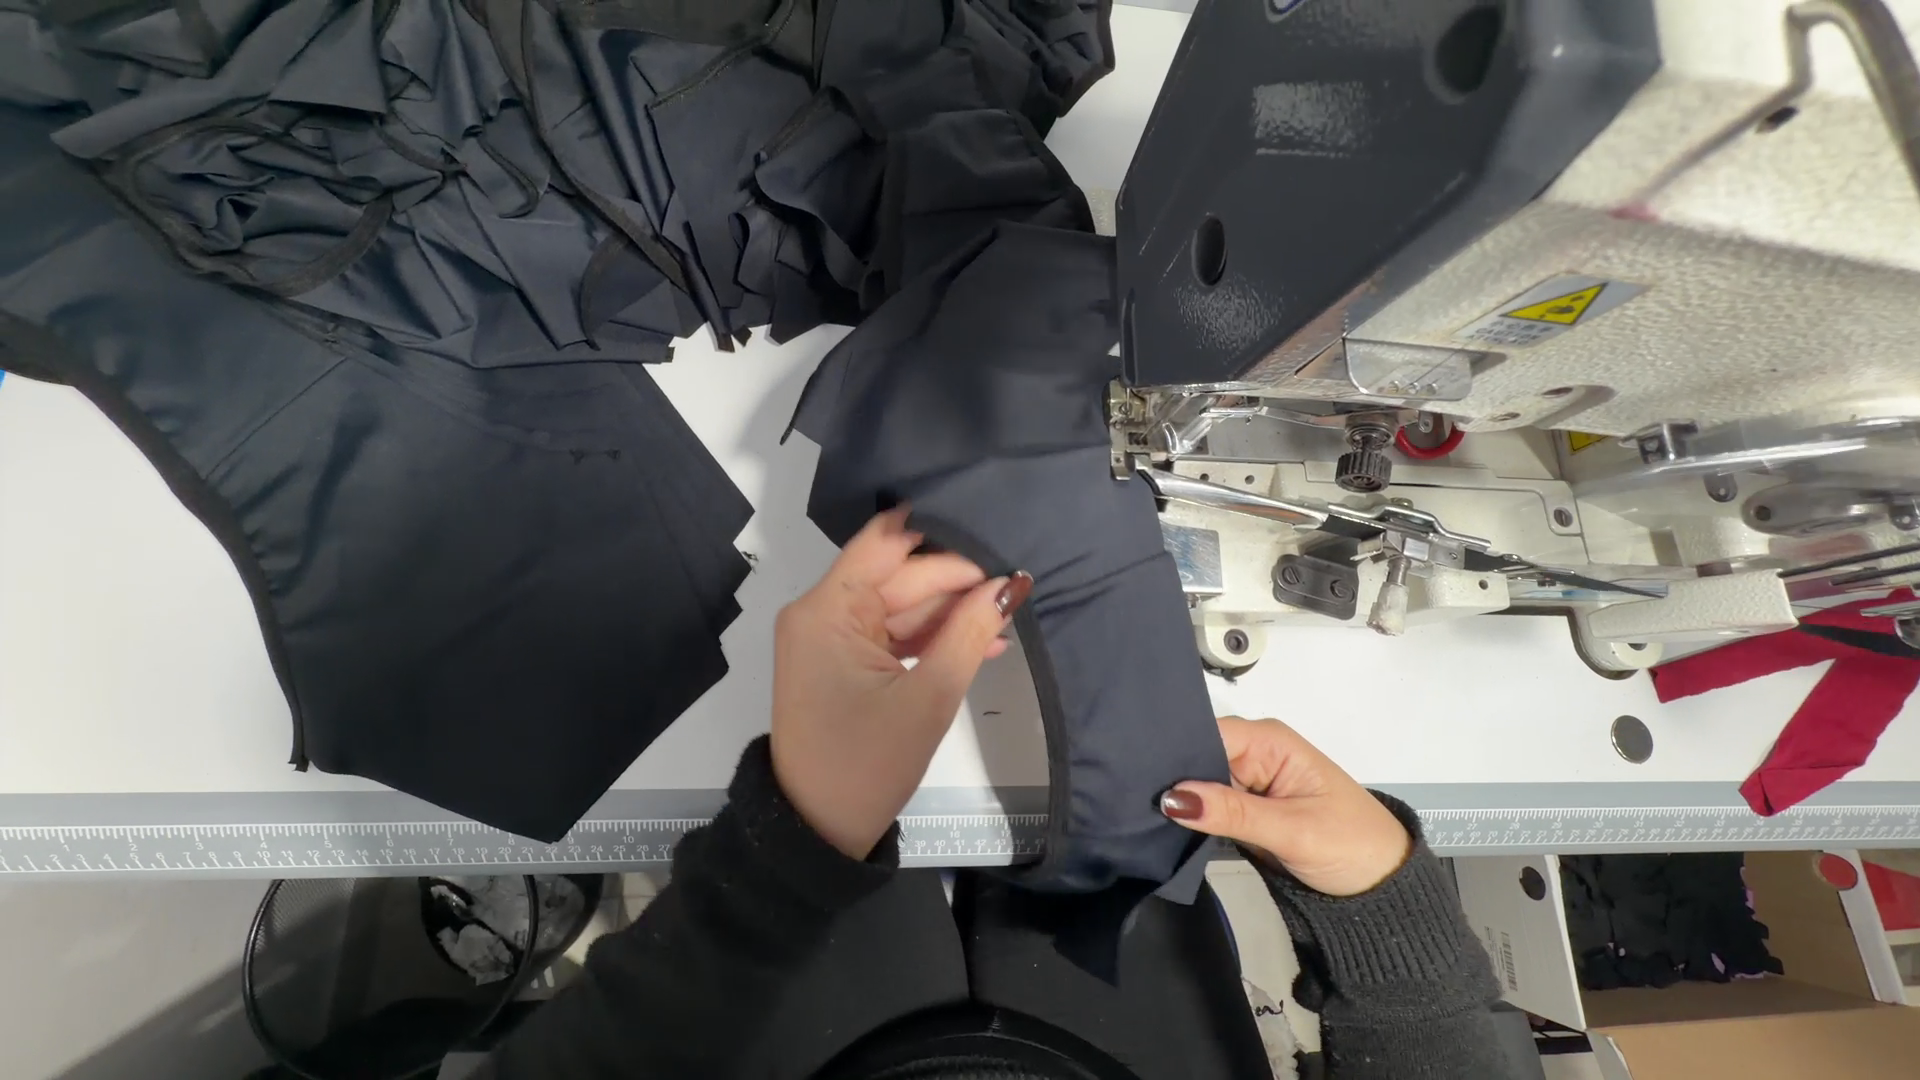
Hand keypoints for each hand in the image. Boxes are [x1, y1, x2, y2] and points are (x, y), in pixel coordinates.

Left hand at [772, 508, 1031, 858]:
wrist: (818, 831)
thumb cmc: (868, 764)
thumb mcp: (929, 697)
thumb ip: (970, 632)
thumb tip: (1011, 583)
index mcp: (826, 610)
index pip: (884, 544)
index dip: (940, 544)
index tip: (992, 545)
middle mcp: (820, 612)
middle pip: (895, 577)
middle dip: (953, 583)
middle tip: (1011, 587)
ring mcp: (828, 638)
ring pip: (898, 606)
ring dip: (948, 614)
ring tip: (1004, 618)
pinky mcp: (841, 661)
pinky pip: (891, 634)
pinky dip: (930, 639)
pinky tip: (980, 642)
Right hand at [1159, 716, 1411, 896]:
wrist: (1384, 891)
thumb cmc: (1351, 847)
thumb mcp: (1292, 830)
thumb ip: (1231, 812)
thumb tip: (1171, 797)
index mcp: (1268, 741)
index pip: (1207, 734)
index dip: (1174, 751)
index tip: (1138, 772)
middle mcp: (1253, 753)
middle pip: (1196, 754)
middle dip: (1169, 776)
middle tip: (1128, 794)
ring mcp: (1246, 781)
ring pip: (1196, 781)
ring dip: (1176, 798)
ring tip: (1137, 808)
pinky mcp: (1242, 807)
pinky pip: (1205, 804)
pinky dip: (1188, 814)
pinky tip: (1159, 820)